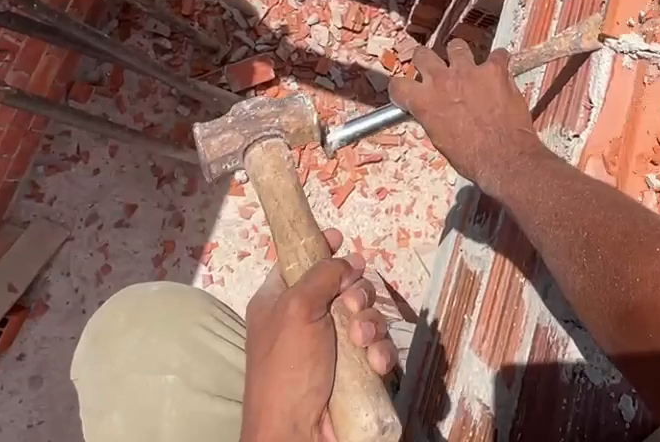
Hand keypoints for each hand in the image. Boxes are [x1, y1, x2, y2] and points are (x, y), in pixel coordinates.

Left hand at [240, 229, 396, 441]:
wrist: (297, 438)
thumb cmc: (286, 370)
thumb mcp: (297, 309)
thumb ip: (323, 274)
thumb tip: (347, 261)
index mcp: (279, 302)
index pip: (298, 261)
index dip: (318, 248)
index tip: (338, 238)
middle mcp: (305, 320)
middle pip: (342, 285)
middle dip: (357, 292)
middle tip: (353, 305)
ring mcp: (331, 347)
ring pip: (365, 314)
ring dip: (370, 324)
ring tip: (362, 341)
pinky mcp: (354, 372)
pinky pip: (377, 347)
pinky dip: (380, 352)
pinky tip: (374, 364)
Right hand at [390, 39, 549, 191]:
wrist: (504, 158)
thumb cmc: (473, 158)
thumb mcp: (440, 140)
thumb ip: (433, 116)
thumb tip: (433, 111)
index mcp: (424, 102)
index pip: (398, 85)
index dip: (402, 88)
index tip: (408, 90)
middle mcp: (442, 80)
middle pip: (422, 54)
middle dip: (427, 60)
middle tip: (435, 69)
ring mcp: (468, 71)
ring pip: (456, 46)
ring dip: (460, 55)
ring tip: (468, 66)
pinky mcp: (494, 69)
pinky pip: (497, 55)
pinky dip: (497, 61)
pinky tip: (499, 70)